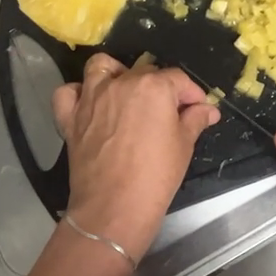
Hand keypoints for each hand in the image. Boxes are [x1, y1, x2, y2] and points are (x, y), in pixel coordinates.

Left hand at [53, 53, 219, 259]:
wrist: (114, 208)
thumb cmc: (156, 175)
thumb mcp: (184, 145)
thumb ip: (195, 119)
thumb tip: (208, 109)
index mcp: (153, 86)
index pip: (178, 79)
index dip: (191, 94)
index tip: (198, 109)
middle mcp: (121, 84)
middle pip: (144, 73)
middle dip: (161, 88)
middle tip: (169, 113)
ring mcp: (92, 99)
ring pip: (101, 68)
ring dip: (115, 73)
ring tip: (126, 92)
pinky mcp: (71, 118)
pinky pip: (67, 93)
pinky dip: (77, 93)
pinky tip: (90, 103)